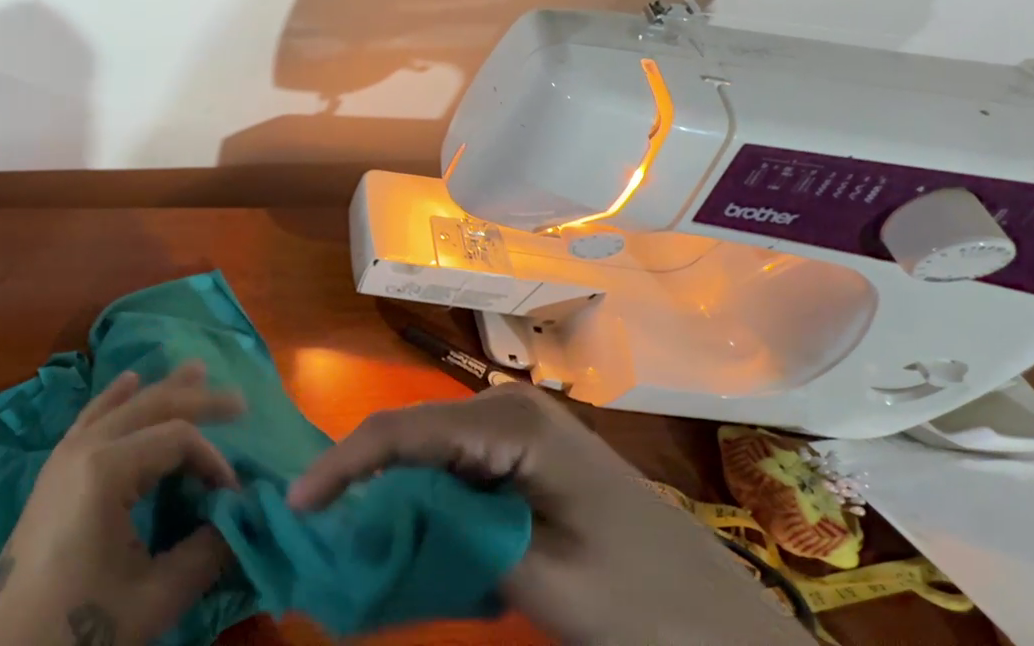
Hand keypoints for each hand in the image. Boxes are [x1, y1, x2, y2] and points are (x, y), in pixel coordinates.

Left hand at [0, 362, 246, 645]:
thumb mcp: (156, 595)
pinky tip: (128, 380)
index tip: (234, 500)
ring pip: (119, 405)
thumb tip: (243, 521)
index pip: (176, 438)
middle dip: (196, 399)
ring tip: (193, 370)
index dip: (213, 461)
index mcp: (106, 469)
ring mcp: (64, 453)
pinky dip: (116, 397)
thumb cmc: (84, 621)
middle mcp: (83, 446)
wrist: (14, 643)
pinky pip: (91, 416)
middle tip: (238, 401)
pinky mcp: (55, 468)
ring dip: (160, 390)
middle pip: (148, 406)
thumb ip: (206, 552)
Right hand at [289, 383, 814, 645]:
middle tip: (318, 526)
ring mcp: (520, 435)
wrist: (737, 635)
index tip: (297, 505)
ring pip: (427, 457)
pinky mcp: (527, 463)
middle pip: (408, 437)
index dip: (341, 464)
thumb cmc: (645, 606)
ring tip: (351, 536)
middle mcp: (508, 410)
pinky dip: (427, 509)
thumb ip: (448, 534)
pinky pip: (456, 477)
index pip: (400, 430)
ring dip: (391, 496)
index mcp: (511, 421)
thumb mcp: (538, 576)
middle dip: (361, 479)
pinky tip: (413, 544)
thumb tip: (370, 513)